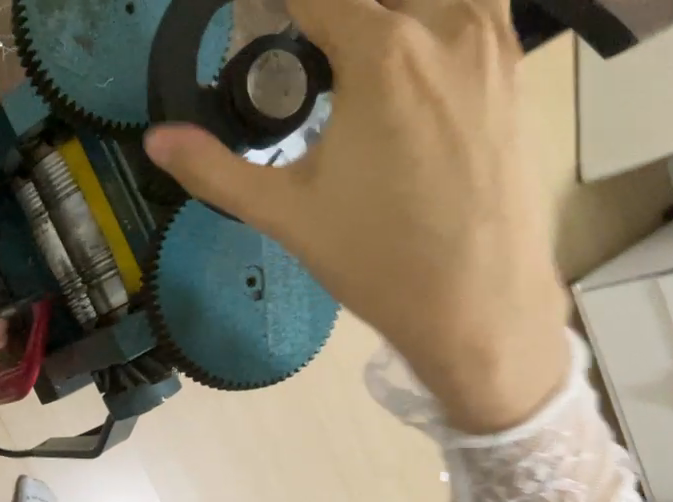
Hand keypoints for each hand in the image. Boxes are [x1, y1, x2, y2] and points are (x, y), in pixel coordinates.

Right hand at [144, 0, 568, 431]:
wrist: (477, 300)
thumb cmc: (374, 258)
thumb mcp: (284, 213)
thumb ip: (214, 169)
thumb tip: (155, 139)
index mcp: (381, 53)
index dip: (278, 1)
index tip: (257, 15)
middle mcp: (445, 25)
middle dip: (331, 7)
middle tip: (301, 32)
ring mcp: (494, 41)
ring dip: (387, 9)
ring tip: (349, 41)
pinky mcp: (517, 67)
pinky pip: (479, 4)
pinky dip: (437, 13)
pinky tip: (411, 45)